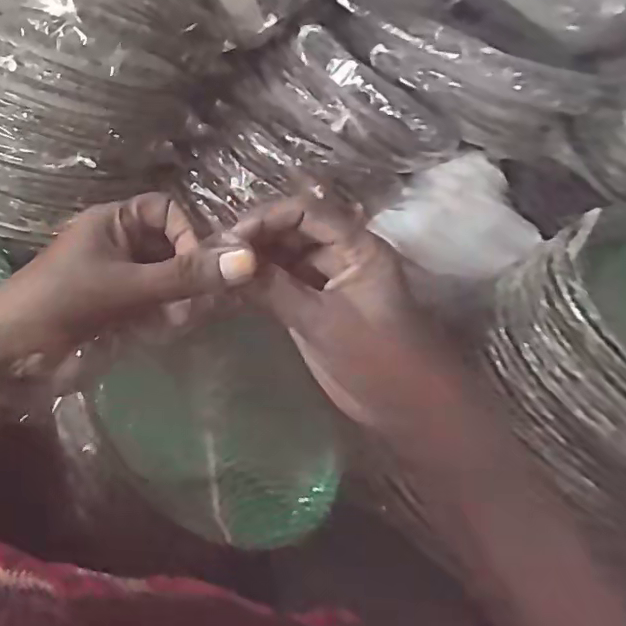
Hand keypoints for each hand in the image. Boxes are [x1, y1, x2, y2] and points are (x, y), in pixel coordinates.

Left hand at [0, 192, 257, 367]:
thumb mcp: (126, 287)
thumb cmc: (60, 302)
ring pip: (163, 278)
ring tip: (182, 321)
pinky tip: (168, 331)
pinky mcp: (112, 309)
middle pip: (168, 246)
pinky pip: (150, 304)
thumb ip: (184, 276)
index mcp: (112, 221)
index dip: (188, 233)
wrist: (5, 351)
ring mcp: (114, 277)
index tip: (198, 267)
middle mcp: (116, 242)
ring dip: (177, 298)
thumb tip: (247, 259)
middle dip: (187, 272)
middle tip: (199, 304)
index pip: (166, 210)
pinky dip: (162, 316)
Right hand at [230, 194, 461, 426]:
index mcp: (357, 247)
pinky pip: (281, 282)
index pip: (305, 213)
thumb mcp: (322, 322)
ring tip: (215, 268)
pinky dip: (258, 282)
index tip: (230, 238)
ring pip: (283, 256)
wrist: (410, 413)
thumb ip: (275, 288)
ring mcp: (327, 280)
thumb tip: (228, 261)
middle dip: (254, 238)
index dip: (266, 218)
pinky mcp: (314, 305)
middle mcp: (341, 255)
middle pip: (291, 230)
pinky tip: (229, 287)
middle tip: (215, 254)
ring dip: (253, 260)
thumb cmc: (377, 361)